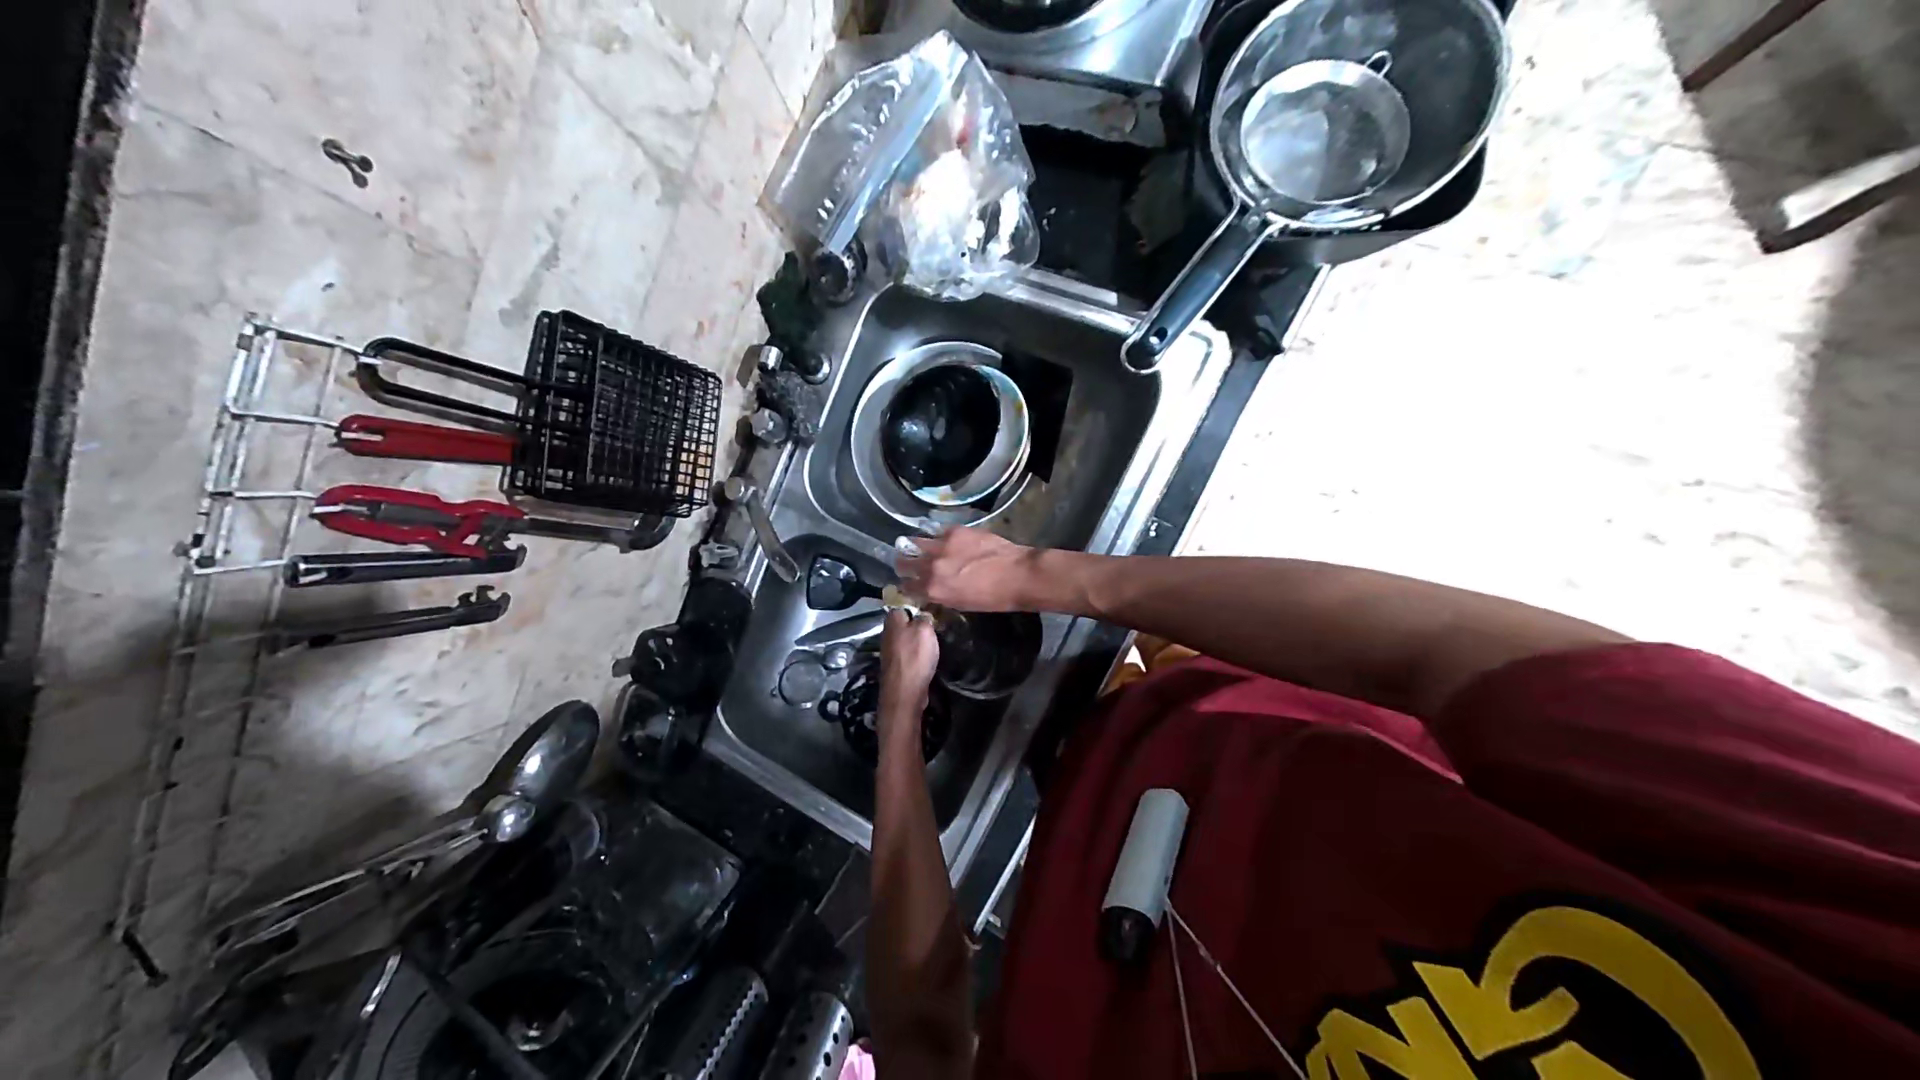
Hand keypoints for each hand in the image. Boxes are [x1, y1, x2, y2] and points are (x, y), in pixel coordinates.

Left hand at [880, 608, 939, 729]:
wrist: (904, 692)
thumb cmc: (915, 656)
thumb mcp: (925, 630)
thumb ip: (924, 617)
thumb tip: (923, 612)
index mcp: (892, 620)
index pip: (902, 603)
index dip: (917, 604)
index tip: (931, 606)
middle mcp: (887, 633)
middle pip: (904, 621)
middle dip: (918, 621)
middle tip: (936, 622)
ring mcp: (890, 650)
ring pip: (906, 637)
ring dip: (918, 638)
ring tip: (934, 638)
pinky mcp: (895, 665)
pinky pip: (907, 652)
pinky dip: (916, 652)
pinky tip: (926, 655)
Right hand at [895, 527, 1041, 611]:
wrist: (1017, 575)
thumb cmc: (993, 598)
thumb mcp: (960, 604)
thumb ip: (940, 595)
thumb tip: (931, 588)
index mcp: (932, 589)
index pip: (906, 586)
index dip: (906, 584)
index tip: (909, 582)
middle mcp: (931, 567)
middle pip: (904, 561)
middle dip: (904, 563)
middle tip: (909, 562)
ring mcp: (942, 546)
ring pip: (916, 542)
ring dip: (916, 546)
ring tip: (922, 547)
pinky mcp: (955, 531)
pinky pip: (937, 532)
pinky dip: (938, 537)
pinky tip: (946, 540)